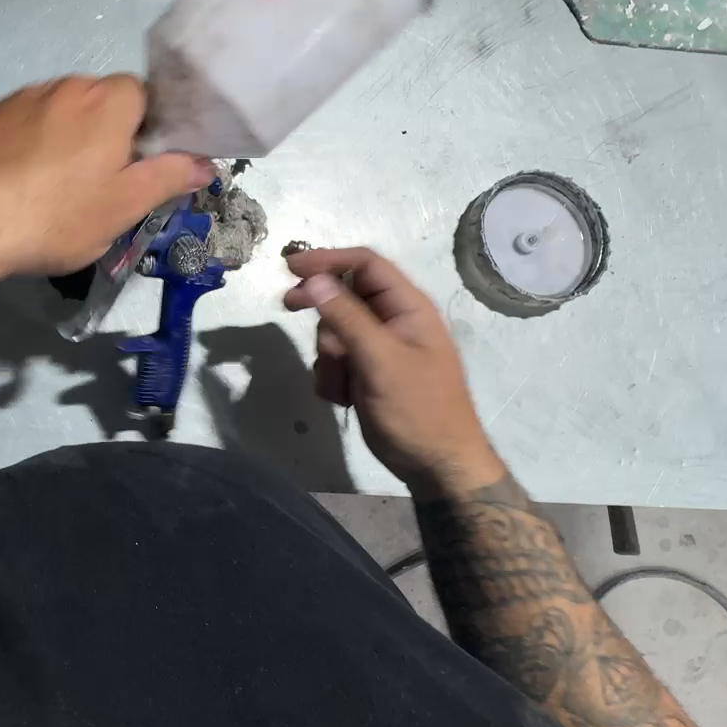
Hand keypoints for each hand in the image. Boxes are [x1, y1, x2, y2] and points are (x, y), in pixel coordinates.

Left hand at [0, 76, 213, 277]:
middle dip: (109, 137)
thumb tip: (205, 163)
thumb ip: (168, 178)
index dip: (148, 132)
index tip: (139, 169)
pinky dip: (34, 147)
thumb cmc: (55, 216)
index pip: (146, 97)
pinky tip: (22, 185)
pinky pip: (28, 124)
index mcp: (108, 101)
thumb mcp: (123, 206)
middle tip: (100, 188)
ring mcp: (23, 98)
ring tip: (55, 191)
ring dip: (70, 141)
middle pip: (104, 103)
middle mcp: (67, 86)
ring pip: (64, 114)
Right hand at [284, 248, 504, 496]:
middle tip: (289, 308)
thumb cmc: (418, 410)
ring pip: (334, 332)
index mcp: (408, 307)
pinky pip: (335, 361)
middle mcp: (394, 321)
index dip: (327, 260)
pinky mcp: (367, 373)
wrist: (437, 466)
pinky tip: (345, 398)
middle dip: (322, 313)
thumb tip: (313, 279)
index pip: (364, 264)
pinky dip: (332, 377)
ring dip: (329, 356)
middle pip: (343, 296)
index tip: (289, 267)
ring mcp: (379, 349)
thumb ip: (346, 317)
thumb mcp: (379, 360)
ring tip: (344, 384)